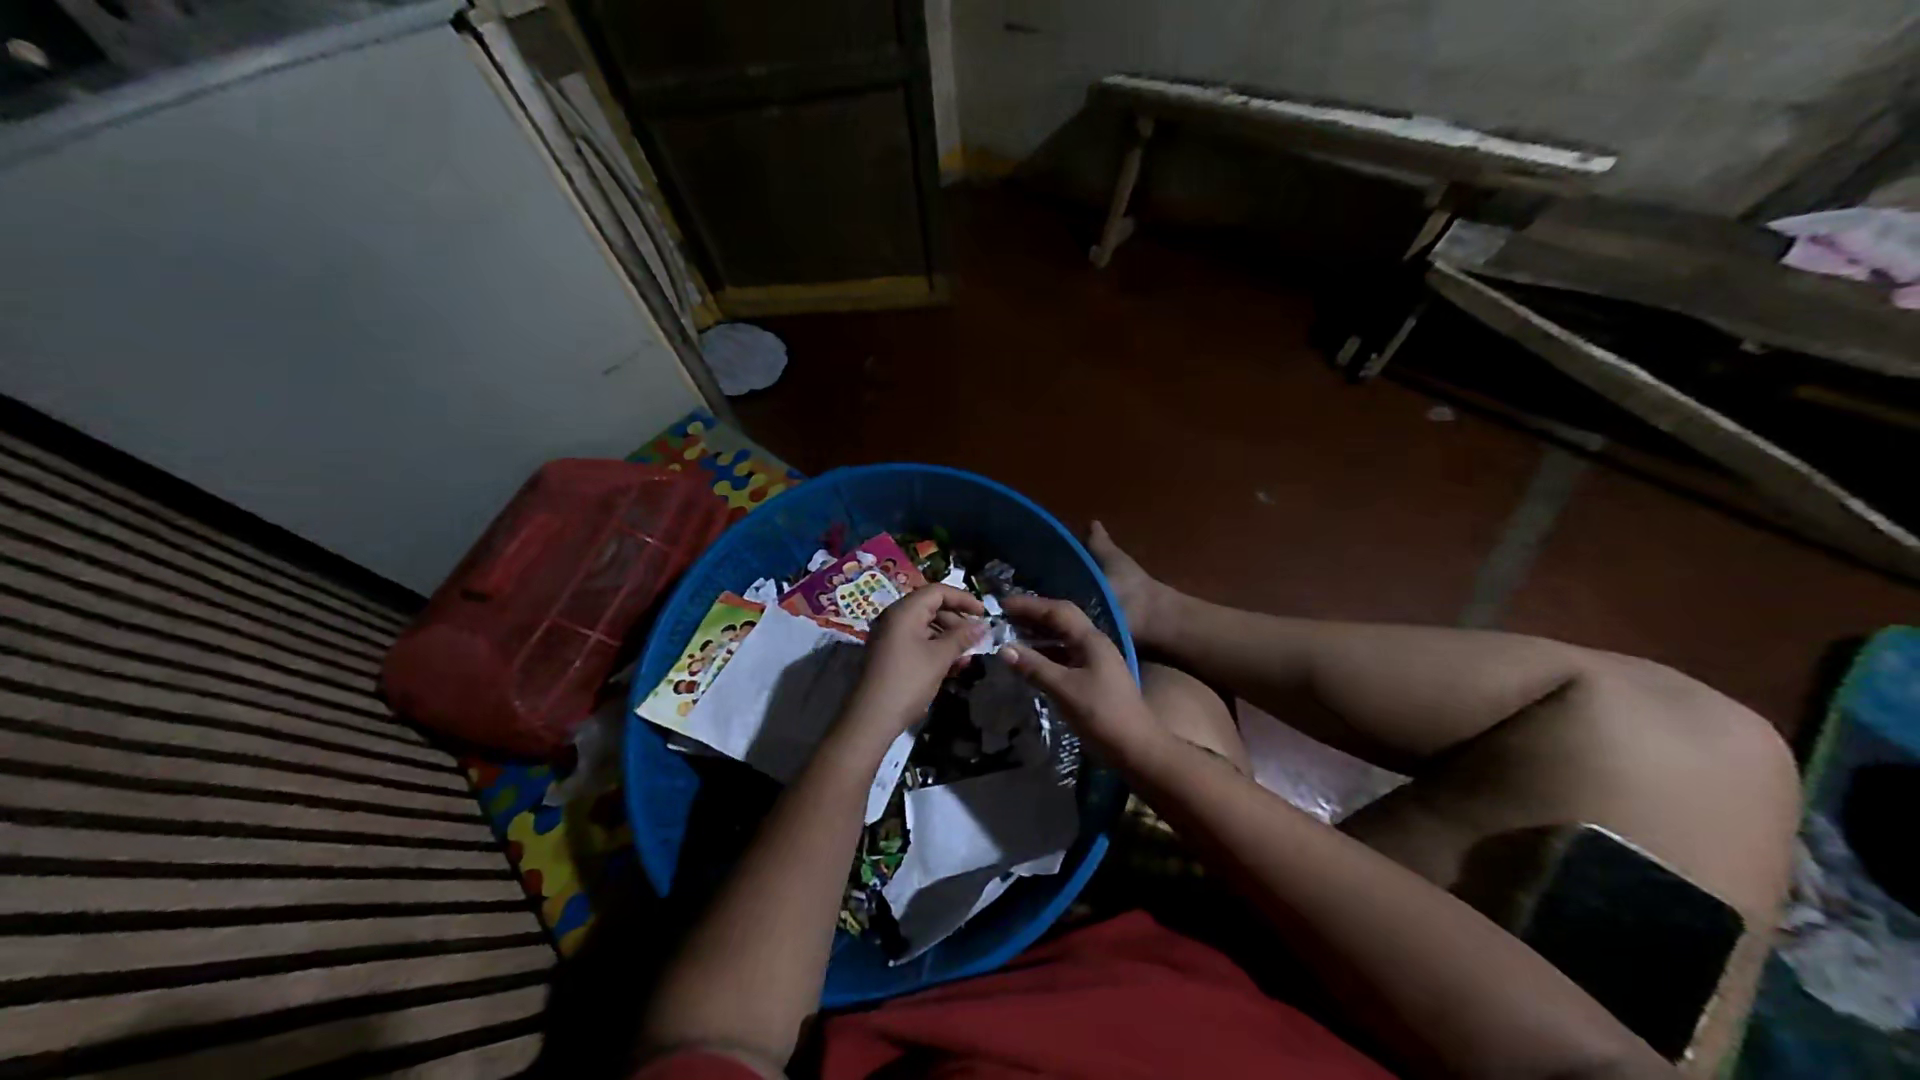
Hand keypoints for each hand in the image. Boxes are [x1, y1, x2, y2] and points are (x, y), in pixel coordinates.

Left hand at [841, 585, 986, 739]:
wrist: (872, 717)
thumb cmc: (908, 681)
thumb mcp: (939, 658)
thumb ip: (962, 637)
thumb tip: (982, 625)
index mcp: (904, 611)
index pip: (937, 591)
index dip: (963, 598)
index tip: (984, 613)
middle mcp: (895, 618)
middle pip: (932, 607)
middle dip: (957, 621)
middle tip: (976, 637)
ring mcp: (891, 637)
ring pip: (927, 627)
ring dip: (949, 638)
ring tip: (967, 656)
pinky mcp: (891, 654)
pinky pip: (918, 642)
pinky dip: (937, 649)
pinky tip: (954, 666)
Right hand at [1000, 594, 1159, 757]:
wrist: (1136, 747)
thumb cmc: (1102, 715)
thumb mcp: (1064, 689)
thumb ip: (1034, 667)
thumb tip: (1003, 649)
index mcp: (1090, 640)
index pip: (1057, 611)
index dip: (1029, 605)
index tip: (1002, 604)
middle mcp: (1094, 644)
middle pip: (1061, 620)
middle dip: (1033, 615)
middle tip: (1004, 616)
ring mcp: (1095, 660)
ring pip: (1063, 638)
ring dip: (1038, 634)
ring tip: (1011, 634)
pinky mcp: (1093, 677)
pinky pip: (1065, 655)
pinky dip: (1045, 653)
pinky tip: (1029, 660)